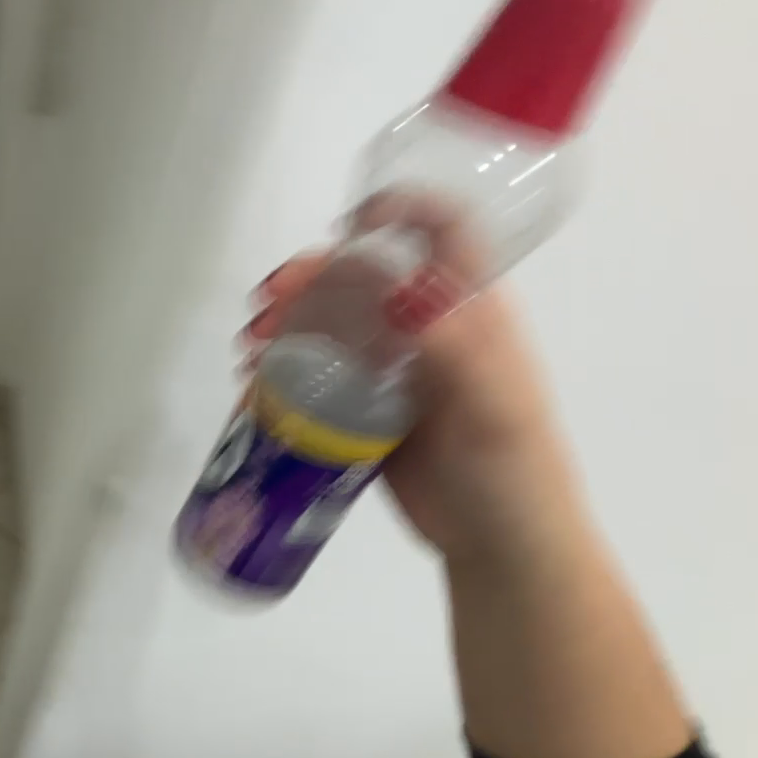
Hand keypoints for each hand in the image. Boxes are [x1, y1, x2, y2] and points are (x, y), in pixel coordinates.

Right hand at [246, 194, 586, 562]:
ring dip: (284, 324)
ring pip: (331, 325)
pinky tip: (254, 385)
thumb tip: (395, 289)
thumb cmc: (509, 473)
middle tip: (262, 307)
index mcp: (471, 313)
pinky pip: (318, 375)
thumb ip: (454, 347)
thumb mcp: (493, 408)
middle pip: (363, 279)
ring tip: (247, 348)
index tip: (342, 227)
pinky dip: (281, 371)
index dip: (397, 212)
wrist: (498, 546)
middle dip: (307, 280)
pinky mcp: (366, 408)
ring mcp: (394, 370)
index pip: (442, 235)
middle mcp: (429, 329)